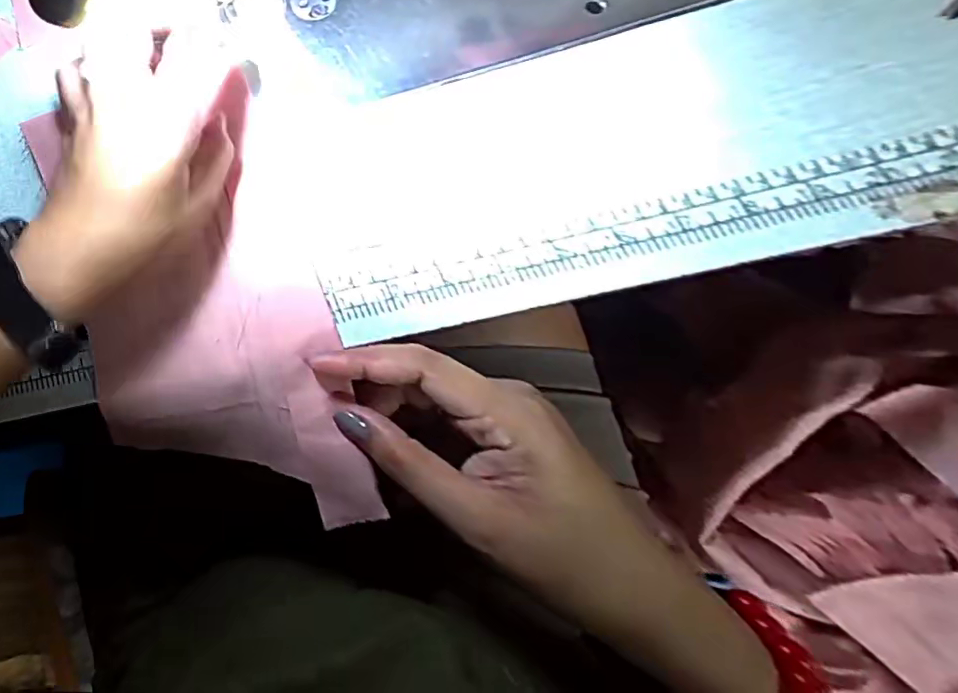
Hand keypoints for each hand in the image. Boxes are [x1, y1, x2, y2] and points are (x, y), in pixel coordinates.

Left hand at [13, 30, 236, 325]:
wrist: (75, 249)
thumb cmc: (143, 232)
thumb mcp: (197, 204)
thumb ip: (216, 156)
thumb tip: (216, 122)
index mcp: (170, 115)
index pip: (194, 51)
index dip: (213, 34)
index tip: (225, 36)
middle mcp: (129, 93)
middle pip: (140, 26)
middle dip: (164, 20)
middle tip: (182, 38)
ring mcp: (94, 98)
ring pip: (102, 37)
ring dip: (127, 35)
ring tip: (145, 53)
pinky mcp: (71, 111)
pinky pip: (73, 67)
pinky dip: (88, 60)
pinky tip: (102, 76)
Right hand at [312, 344, 644, 590]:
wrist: (642, 598)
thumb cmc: (563, 560)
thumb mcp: (475, 517)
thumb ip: (406, 462)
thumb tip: (347, 416)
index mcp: (505, 406)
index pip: (420, 365)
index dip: (363, 360)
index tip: (316, 364)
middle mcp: (505, 394)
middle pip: (423, 373)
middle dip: (370, 381)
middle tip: (322, 397)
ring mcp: (508, 410)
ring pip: (432, 392)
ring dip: (388, 403)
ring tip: (345, 419)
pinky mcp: (507, 430)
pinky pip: (448, 414)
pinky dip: (413, 424)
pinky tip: (386, 437)